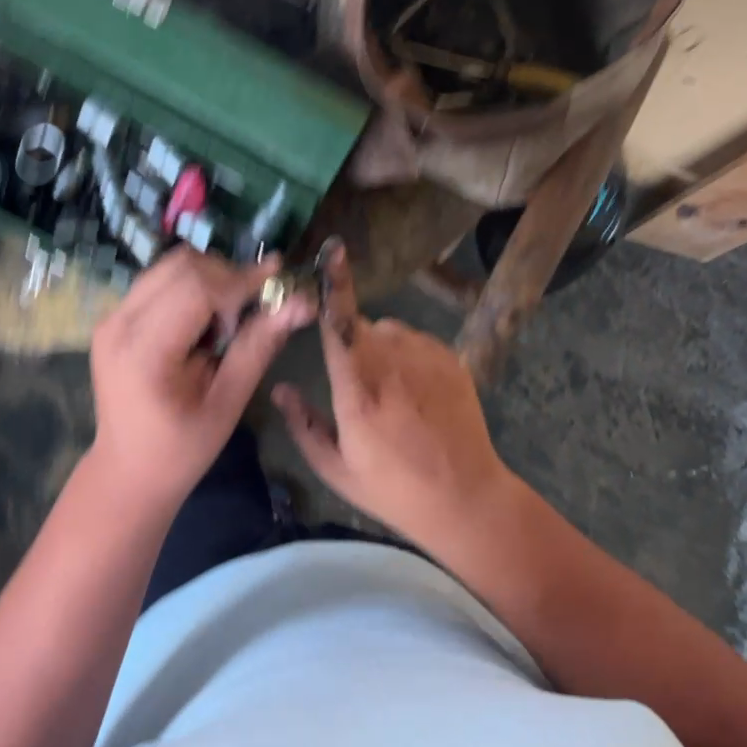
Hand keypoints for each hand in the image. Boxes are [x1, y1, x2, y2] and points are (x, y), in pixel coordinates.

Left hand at [89, 250, 312, 506]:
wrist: (127, 472)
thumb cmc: (181, 450)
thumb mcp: (227, 404)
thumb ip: (259, 347)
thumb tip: (301, 303)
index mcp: (144, 351)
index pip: (197, 288)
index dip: (242, 279)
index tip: (278, 283)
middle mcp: (119, 323)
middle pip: (182, 266)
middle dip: (226, 276)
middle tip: (250, 312)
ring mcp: (111, 317)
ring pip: (170, 265)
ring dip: (209, 279)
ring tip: (225, 322)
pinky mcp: (114, 317)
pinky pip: (160, 280)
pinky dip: (191, 287)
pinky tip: (204, 324)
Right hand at [273, 240, 514, 546]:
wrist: (465, 497)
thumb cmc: (393, 489)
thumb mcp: (337, 469)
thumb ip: (303, 425)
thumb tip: (280, 388)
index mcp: (357, 390)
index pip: (339, 322)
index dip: (334, 284)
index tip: (333, 250)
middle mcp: (392, 362)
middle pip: (359, 325)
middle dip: (349, 344)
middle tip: (359, 388)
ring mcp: (426, 358)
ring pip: (389, 332)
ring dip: (380, 350)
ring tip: (392, 397)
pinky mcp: (451, 359)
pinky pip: (416, 341)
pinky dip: (408, 357)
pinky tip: (416, 396)